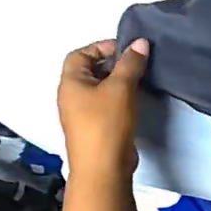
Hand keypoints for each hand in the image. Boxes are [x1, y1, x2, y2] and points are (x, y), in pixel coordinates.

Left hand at [57, 38, 148, 180]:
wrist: (103, 168)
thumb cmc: (106, 123)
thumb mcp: (121, 88)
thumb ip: (131, 63)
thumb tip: (140, 42)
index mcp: (70, 83)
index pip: (80, 54)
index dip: (102, 47)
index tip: (127, 49)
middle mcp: (72, 96)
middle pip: (90, 70)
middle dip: (113, 63)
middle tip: (137, 63)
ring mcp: (82, 113)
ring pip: (100, 88)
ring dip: (118, 81)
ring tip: (140, 79)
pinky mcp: (96, 127)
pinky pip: (106, 104)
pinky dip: (119, 97)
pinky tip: (136, 99)